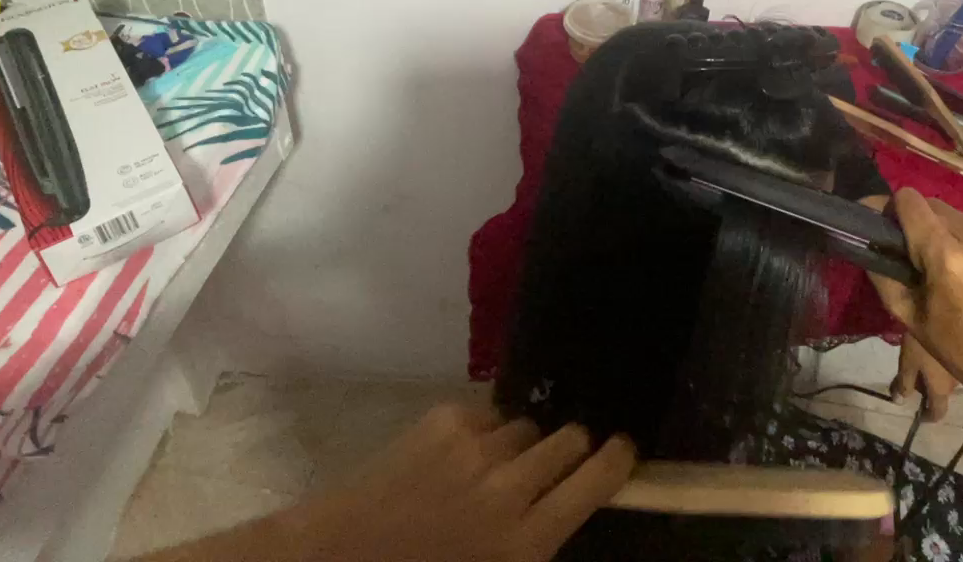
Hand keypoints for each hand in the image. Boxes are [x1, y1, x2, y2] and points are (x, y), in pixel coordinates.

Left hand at [270, 403, 636, 561]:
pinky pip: (486, 415)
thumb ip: (534, 543)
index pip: (595, 482)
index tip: (623, 447)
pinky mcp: (445, 419)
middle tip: (554, 463)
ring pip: (526, 426)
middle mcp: (509, 486)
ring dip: (522, 444)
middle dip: (571, 449)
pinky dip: (482, 433)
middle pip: (569, 439)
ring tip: (495, 467)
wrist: (339, 555)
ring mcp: (476, 445)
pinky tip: (457, 458)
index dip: (617, 460)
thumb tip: (562, 505)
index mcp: (526, 542)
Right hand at [859, 188, 962, 415]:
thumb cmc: (962, 351)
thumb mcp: (908, 316)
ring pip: (962, 216)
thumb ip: (882, 270)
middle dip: (924, 225)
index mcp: (947, 258)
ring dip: (952, 233)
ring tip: (960, 268)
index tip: (892, 228)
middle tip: (926, 257)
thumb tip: (868, 236)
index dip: (894, 210)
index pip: (909, 200)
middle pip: (935, 206)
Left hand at [892, 333, 957, 420]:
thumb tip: (898, 403)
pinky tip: (927, 356)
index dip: (929, 416)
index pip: (938, 412)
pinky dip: (936, 369)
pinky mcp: (960, 357)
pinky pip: (947, 370)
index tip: (920, 416)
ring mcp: (959, 371)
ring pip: (943, 381)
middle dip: (925, 392)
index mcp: (941, 390)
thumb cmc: (922, 345)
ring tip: (915, 365)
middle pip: (940, 395)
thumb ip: (903, 384)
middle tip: (909, 381)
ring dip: (930, 378)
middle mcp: (954, 385)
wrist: (945, 319)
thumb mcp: (907, 363)